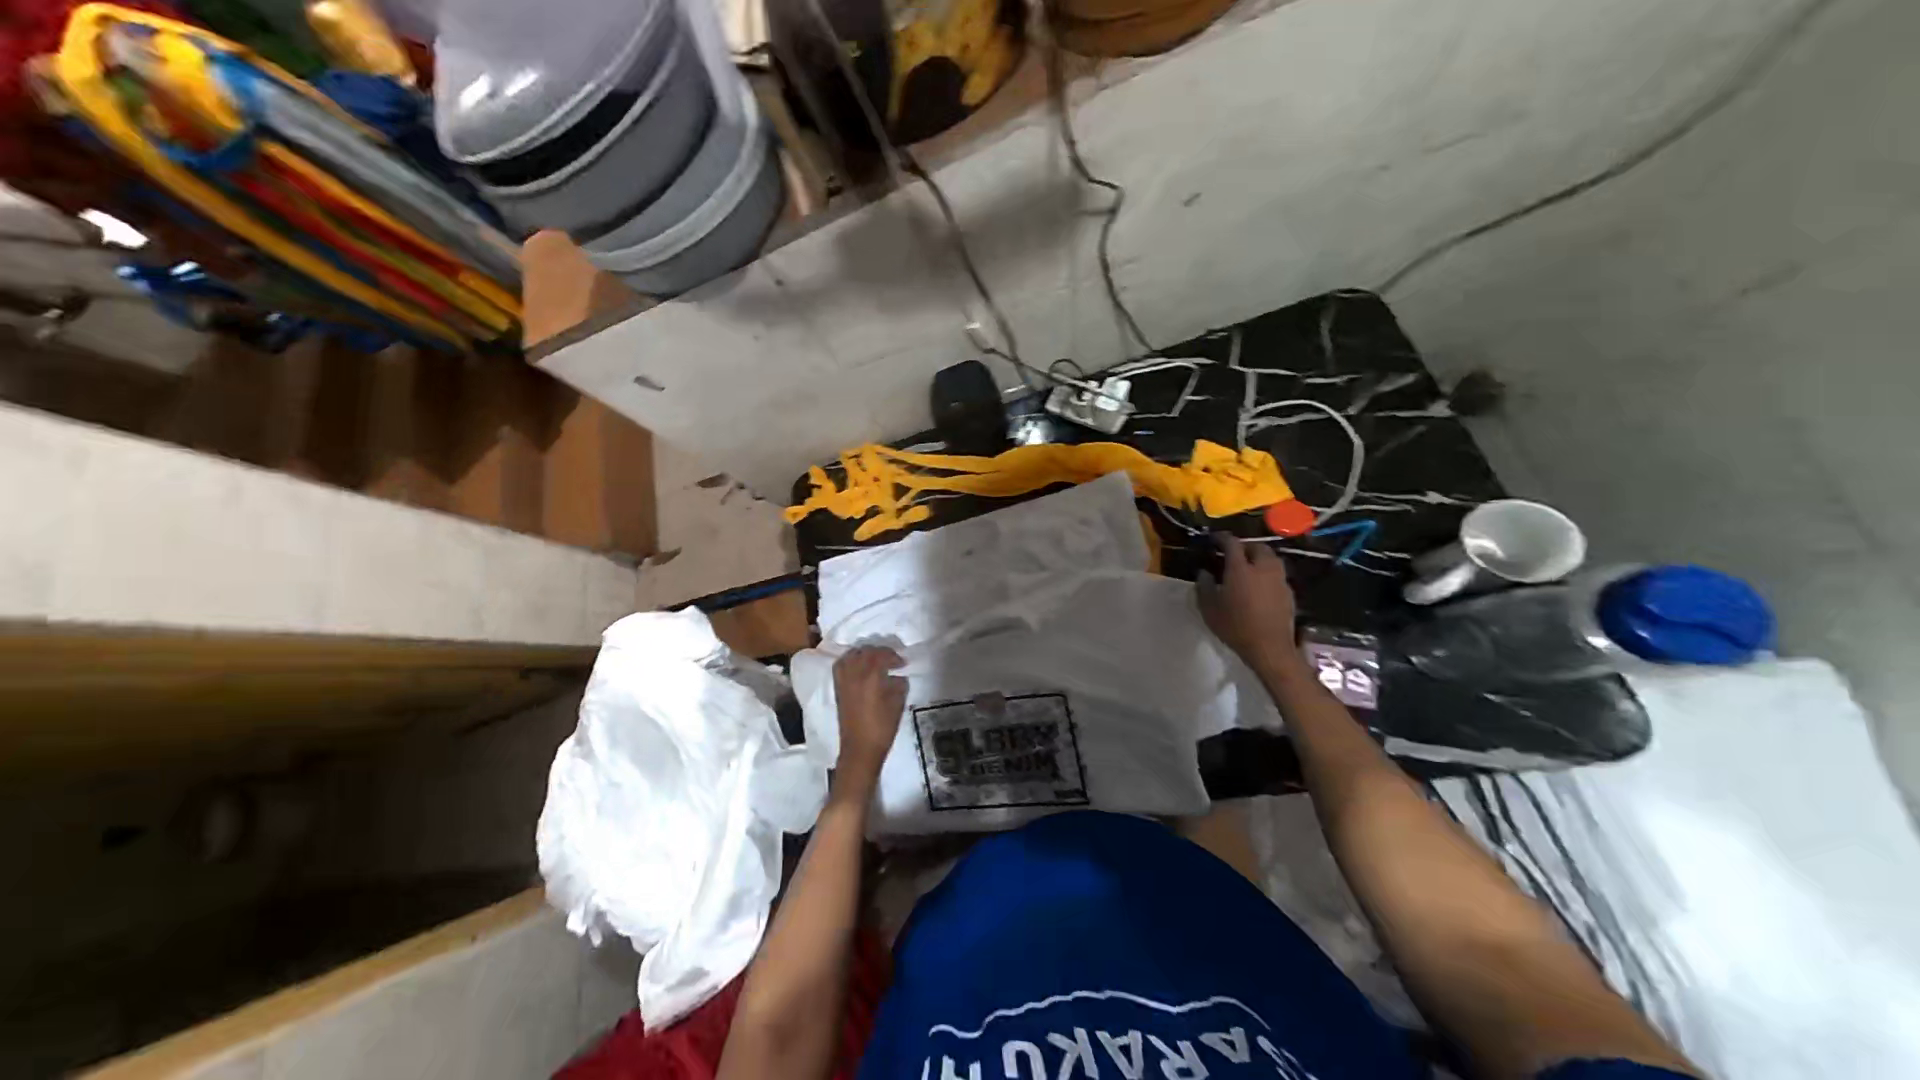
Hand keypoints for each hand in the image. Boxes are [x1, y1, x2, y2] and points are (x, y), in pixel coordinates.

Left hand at [832, 646, 907, 783]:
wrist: (860, 748)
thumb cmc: (882, 727)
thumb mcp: (898, 704)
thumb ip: (899, 684)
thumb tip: (898, 676)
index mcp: (871, 677)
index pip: (882, 655)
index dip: (894, 656)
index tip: (903, 663)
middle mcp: (855, 674)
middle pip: (866, 652)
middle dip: (880, 652)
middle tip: (891, 660)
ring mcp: (844, 679)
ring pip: (852, 655)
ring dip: (864, 654)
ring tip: (874, 661)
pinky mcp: (838, 687)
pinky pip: (842, 665)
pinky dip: (851, 660)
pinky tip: (859, 667)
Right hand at [1198, 533, 1299, 668]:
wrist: (1269, 648)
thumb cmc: (1235, 627)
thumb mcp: (1209, 609)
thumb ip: (1204, 587)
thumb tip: (1204, 573)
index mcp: (1240, 569)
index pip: (1232, 543)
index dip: (1222, 538)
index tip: (1215, 539)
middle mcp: (1263, 568)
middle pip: (1257, 547)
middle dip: (1245, 546)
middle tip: (1234, 553)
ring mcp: (1279, 580)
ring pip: (1271, 559)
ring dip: (1260, 558)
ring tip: (1249, 567)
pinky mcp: (1289, 593)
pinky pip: (1277, 575)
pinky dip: (1268, 573)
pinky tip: (1261, 586)